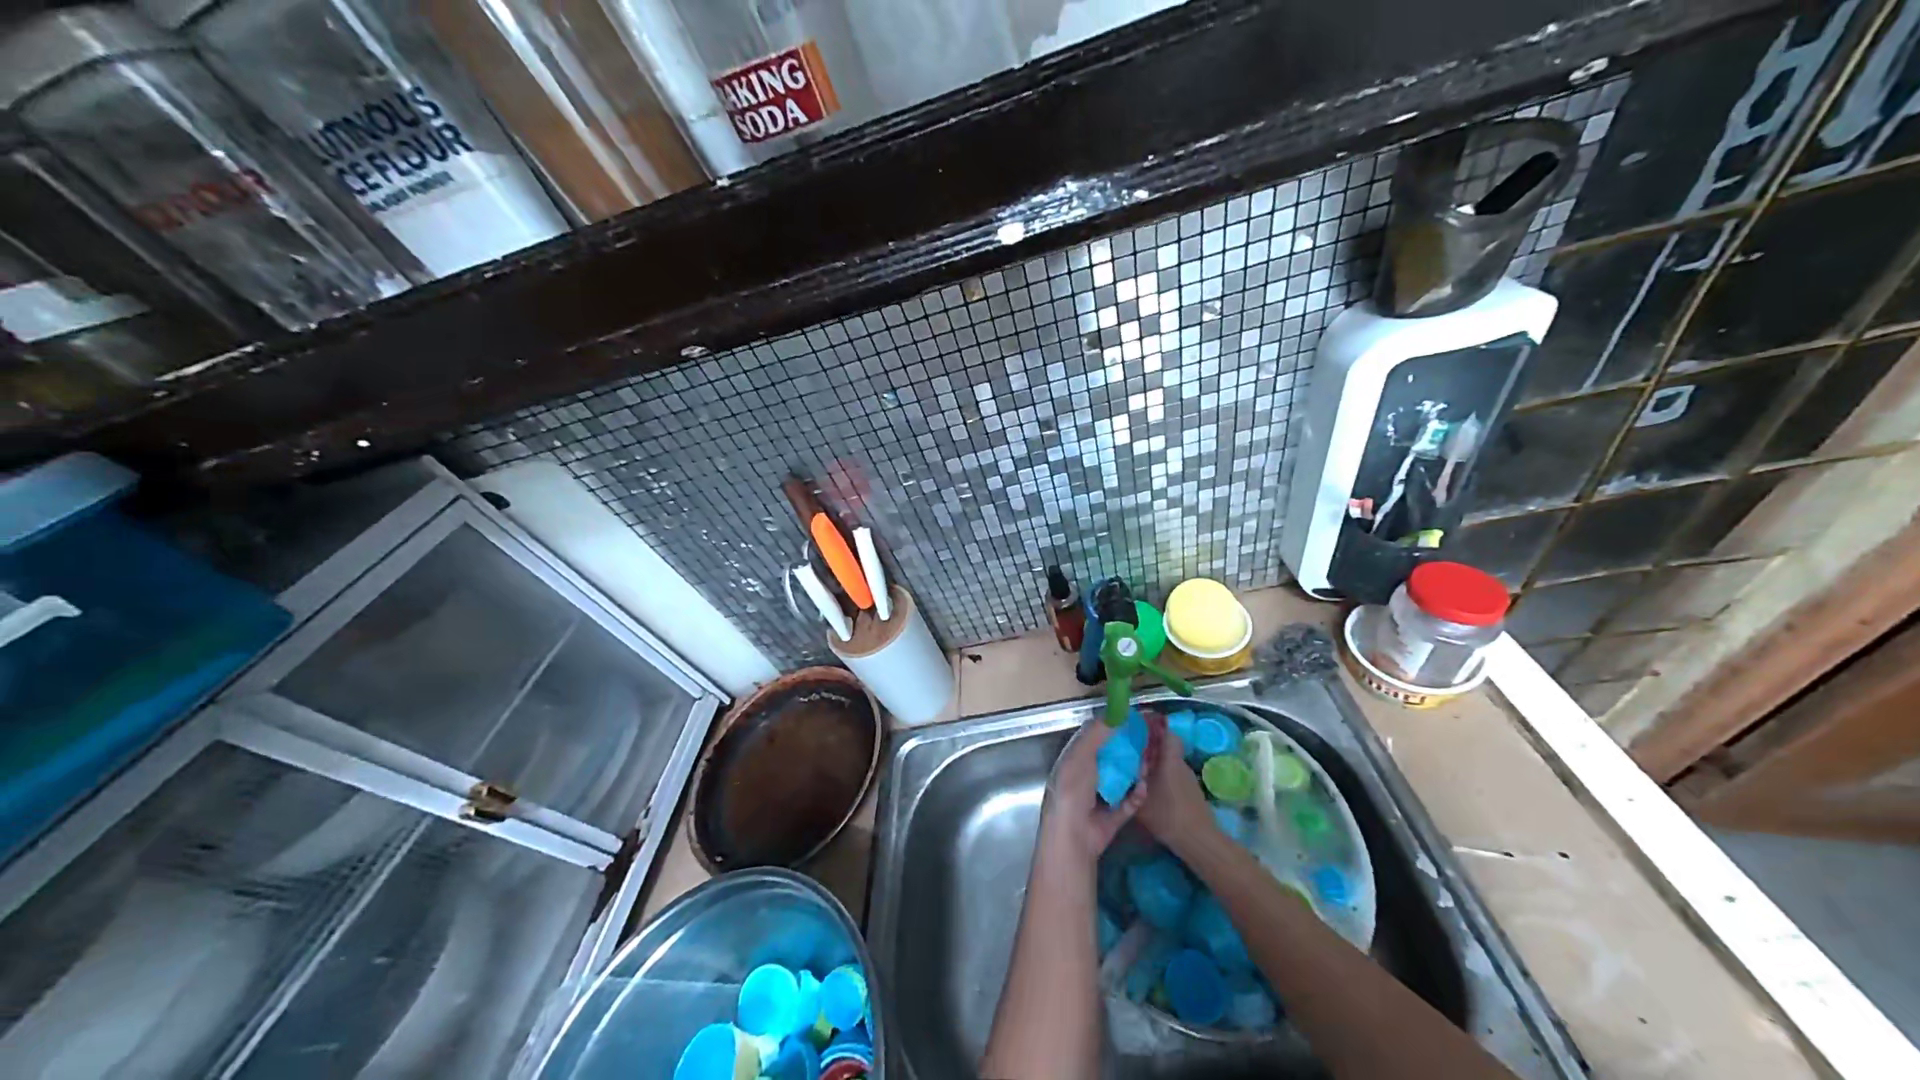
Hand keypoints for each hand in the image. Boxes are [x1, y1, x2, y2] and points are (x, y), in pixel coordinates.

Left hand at [1038, 717, 1149, 866]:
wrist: (1073, 834)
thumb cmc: (1072, 788)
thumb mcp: (1082, 754)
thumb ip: (1098, 733)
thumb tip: (1117, 712)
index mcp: (1076, 758)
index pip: (1097, 737)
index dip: (1116, 727)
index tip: (1137, 719)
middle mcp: (1088, 774)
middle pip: (1114, 756)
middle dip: (1132, 749)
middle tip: (1151, 740)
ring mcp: (1102, 795)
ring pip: (1125, 777)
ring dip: (1137, 770)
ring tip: (1150, 763)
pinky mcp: (1114, 815)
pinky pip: (1130, 801)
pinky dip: (1138, 794)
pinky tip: (1144, 787)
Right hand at [1134, 714, 1217, 850]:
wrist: (1197, 839)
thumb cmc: (1167, 814)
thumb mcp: (1140, 798)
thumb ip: (1129, 780)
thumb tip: (1118, 766)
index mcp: (1169, 758)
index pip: (1165, 730)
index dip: (1152, 722)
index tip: (1135, 719)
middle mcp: (1178, 762)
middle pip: (1165, 742)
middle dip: (1148, 738)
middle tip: (1128, 740)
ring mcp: (1185, 776)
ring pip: (1167, 757)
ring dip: (1153, 756)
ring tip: (1132, 759)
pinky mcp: (1187, 789)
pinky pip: (1170, 771)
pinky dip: (1159, 770)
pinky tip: (1145, 780)